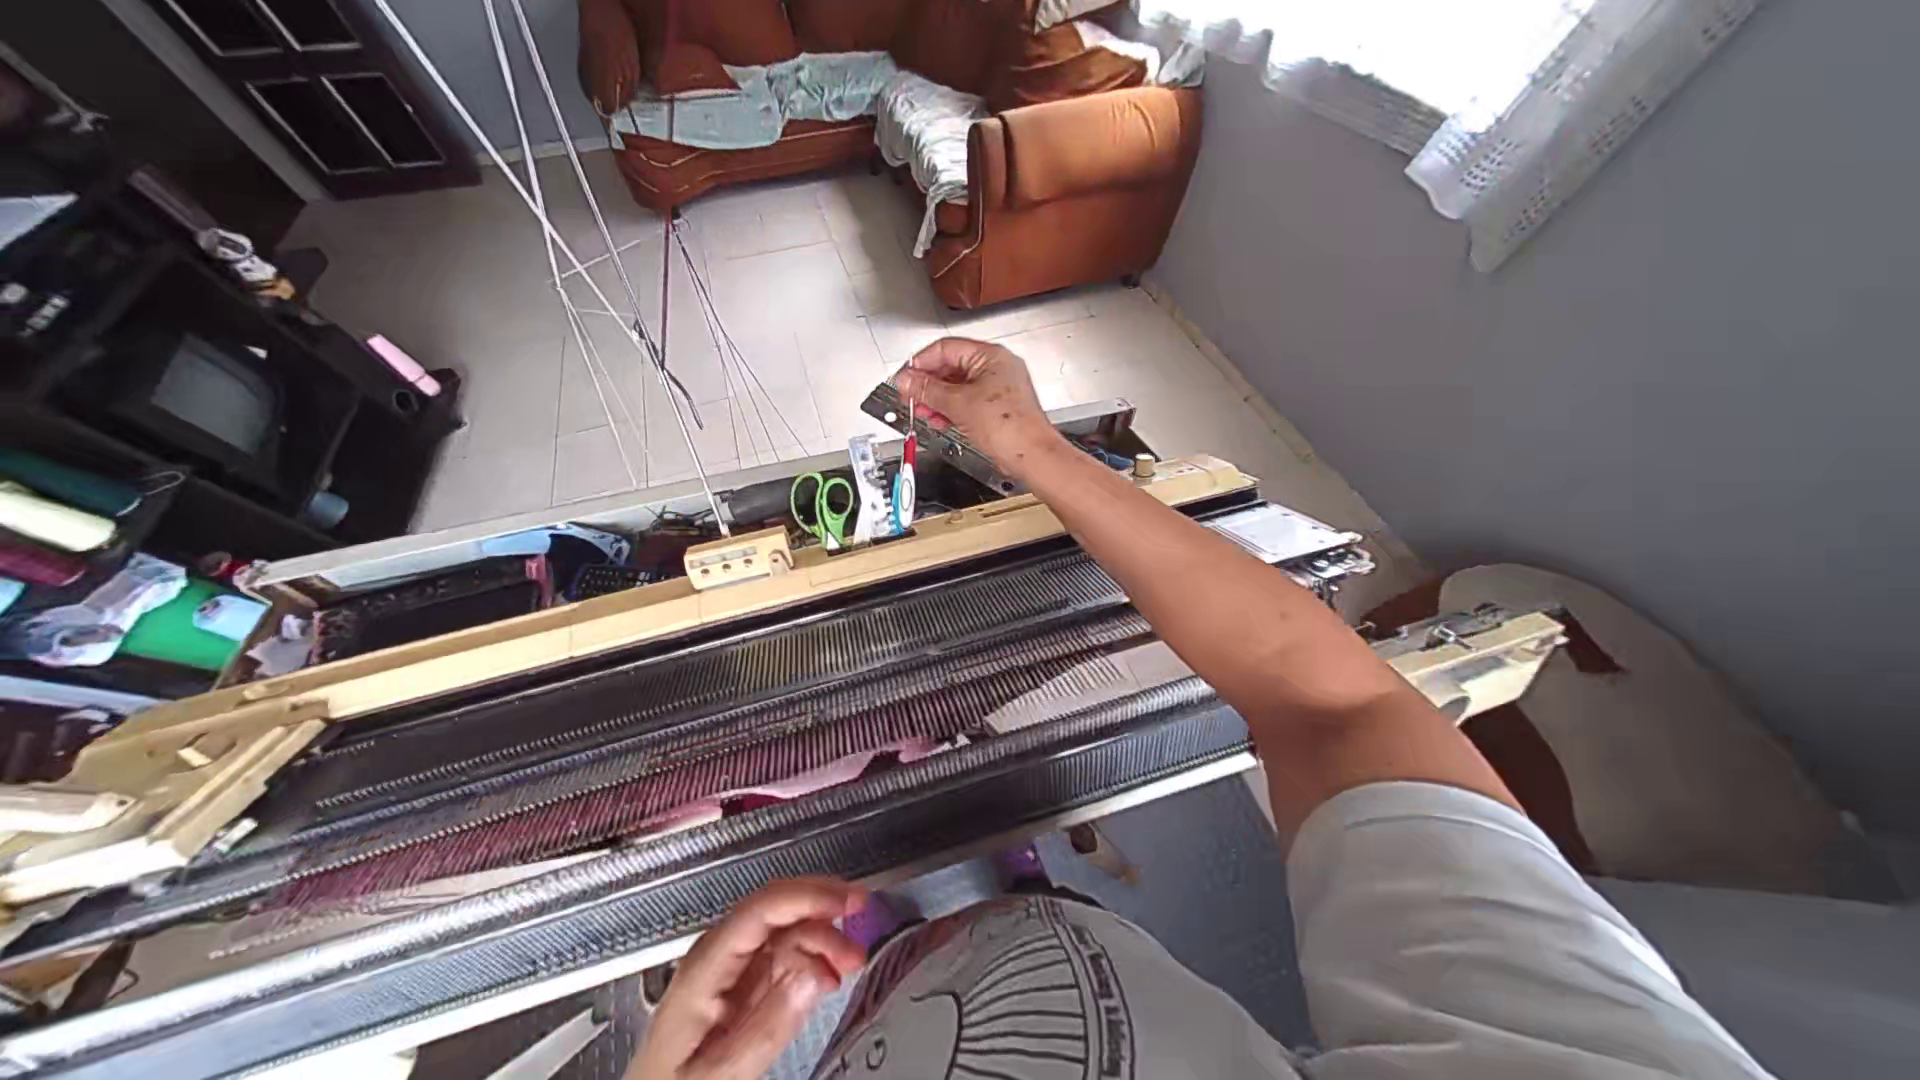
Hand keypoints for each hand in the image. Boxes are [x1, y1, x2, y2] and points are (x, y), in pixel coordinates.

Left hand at [629, 878, 867, 1079]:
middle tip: (863, 912)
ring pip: (786, 928)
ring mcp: (732, 967)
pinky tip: (831, 975)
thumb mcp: (717, 1077)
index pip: (760, 909)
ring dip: (825, 934)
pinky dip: (815, 956)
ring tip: (852, 959)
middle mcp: (719, 954)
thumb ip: (767, 1028)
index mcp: (705, 967)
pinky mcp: (744, 984)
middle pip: (776, 908)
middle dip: (823, 905)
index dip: (807, 896)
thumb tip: (815, 974)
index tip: (847, 901)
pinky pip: (786, 954)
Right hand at [893, 338, 1060, 472]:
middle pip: (951, 368)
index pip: (946, 348)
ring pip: (957, 387)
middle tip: (911, 396)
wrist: (1031, 456)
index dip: (921, 363)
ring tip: (923, 411)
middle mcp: (996, 368)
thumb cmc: (1010, 426)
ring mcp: (998, 388)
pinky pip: (967, 402)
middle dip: (928, 384)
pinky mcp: (997, 408)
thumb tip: (907, 380)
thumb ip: (928, 390)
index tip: (905, 378)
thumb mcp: (958, 404)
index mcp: (991, 356)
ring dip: (937, 399)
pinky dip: (950, 410)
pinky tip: (940, 419)